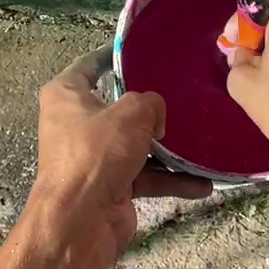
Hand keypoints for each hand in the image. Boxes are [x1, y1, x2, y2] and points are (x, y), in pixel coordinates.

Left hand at [31, 47, 212, 258]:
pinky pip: (146, 176)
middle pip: (119, 106)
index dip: (114, 54)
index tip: (141, 47)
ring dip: (167, 148)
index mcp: (66, 95)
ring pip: (136, 144)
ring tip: (201, 139)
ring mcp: (94, 157)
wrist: (81, 221)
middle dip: (149, 106)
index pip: (90, 65)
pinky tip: (202, 183)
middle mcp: (76, 123)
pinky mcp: (111, 186)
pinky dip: (171, 179)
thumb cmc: (97, 152)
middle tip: (183, 93)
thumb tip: (155, 118)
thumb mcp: (131, 113)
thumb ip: (151, 103)